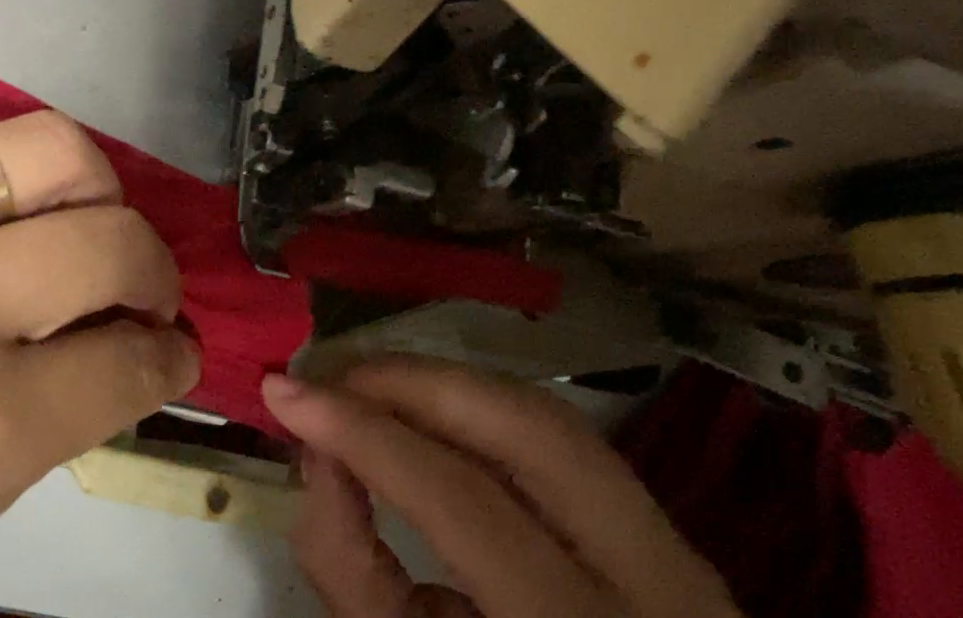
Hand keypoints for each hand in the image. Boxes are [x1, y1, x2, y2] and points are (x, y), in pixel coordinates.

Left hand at [0, 112, 199, 617]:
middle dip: (153, 266)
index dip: (167, 355)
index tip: (171, 346)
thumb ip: (45, 416)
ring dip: (87, 190)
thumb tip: (121, 348)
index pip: (126, 362)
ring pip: (46, 145)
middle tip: (137, 285)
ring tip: (70, 222)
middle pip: (110, 238)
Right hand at [263, 358, 740, 617]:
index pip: (461, 497)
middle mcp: (661, 584)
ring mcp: (679, 556)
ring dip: (447, 388)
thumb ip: (352, 568)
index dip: (363, 433)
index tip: (283, 392)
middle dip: (412, 382)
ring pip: (554, 421)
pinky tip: (426, 420)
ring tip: (365, 389)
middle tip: (329, 378)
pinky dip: (483, 416)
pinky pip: (564, 446)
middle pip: (528, 428)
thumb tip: (319, 455)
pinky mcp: (668, 538)